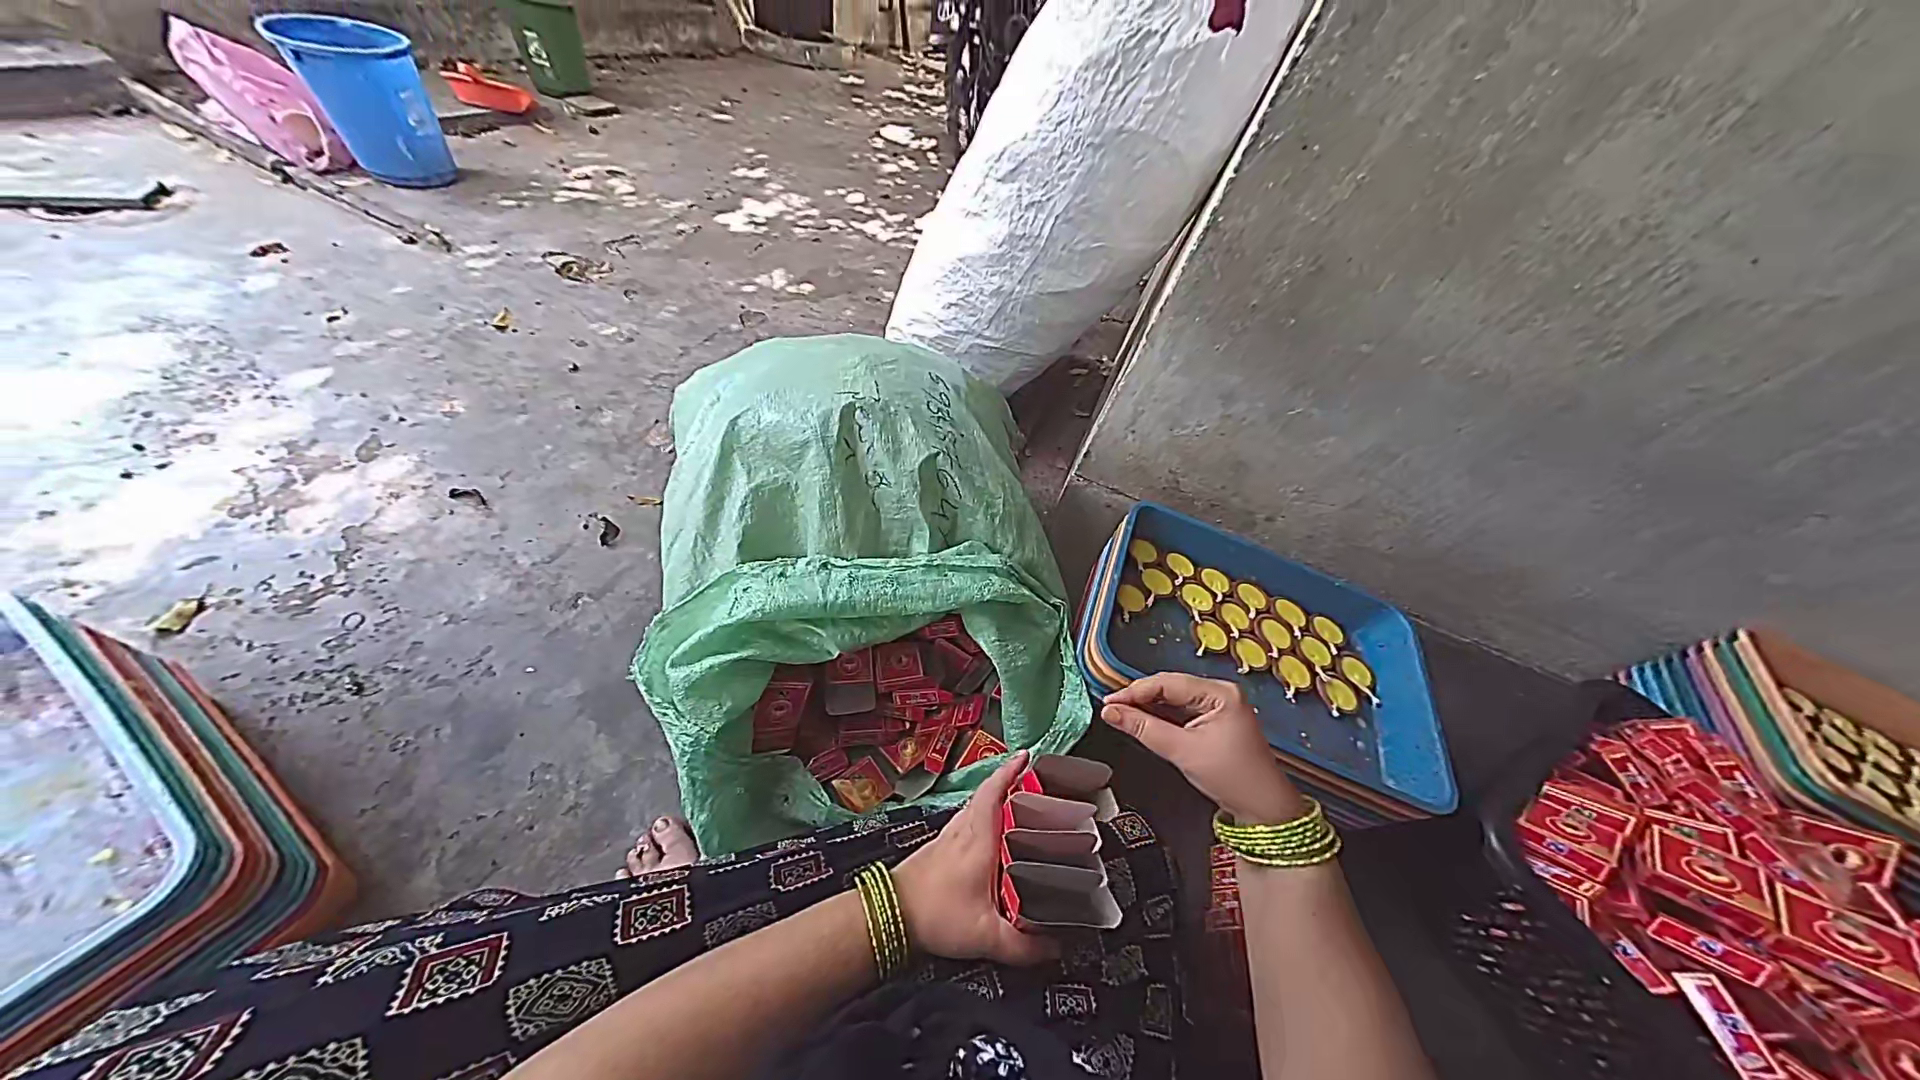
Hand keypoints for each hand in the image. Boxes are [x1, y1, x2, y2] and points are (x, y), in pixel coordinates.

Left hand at [891, 750, 1058, 965]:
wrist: (890, 913)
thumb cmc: (934, 915)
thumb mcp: (985, 935)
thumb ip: (1024, 947)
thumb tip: (1056, 949)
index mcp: (978, 839)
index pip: (995, 792)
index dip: (1011, 771)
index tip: (1027, 756)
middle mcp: (963, 830)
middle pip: (987, 794)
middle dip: (1011, 782)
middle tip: (1033, 780)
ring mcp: (949, 837)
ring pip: (976, 807)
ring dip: (996, 799)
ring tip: (1019, 805)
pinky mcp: (940, 849)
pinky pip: (968, 822)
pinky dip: (983, 818)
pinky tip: (992, 836)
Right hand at [1101, 672, 1305, 823]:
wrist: (1264, 809)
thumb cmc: (1233, 778)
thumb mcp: (1182, 751)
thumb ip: (1143, 728)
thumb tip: (1111, 712)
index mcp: (1220, 693)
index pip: (1167, 683)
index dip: (1134, 691)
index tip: (1109, 703)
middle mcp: (1220, 692)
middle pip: (1169, 686)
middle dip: (1139, 697)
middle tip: (1112, 709)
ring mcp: (1218, 704)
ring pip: (1172, 698)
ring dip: (1147, 706)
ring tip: (1122, 715)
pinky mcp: (1213, 718)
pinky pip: (1179, 710)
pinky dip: (1160, 715)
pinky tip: (1143, 721)